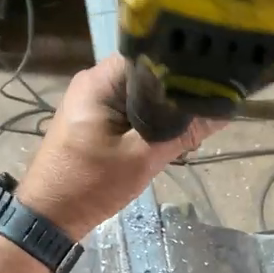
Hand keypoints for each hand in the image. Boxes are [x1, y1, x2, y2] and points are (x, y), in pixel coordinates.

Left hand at [18, 55, 222, 238]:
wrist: (49, 216)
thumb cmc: (90, 184)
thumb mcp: (142, 159)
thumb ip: (183, 133)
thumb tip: (224, 111)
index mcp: (99, 80)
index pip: (151, 56)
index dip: (183, 66)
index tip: (212, 81)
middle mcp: (94, 82)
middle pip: (148, 75)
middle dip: (177, 93)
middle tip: (209, 110)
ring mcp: (93, 102)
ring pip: (142, 96)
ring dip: (166, 111)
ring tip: (195, 126)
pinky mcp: (95, 121)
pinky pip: (131, 112)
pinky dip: (151, 123)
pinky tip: (171, 138)